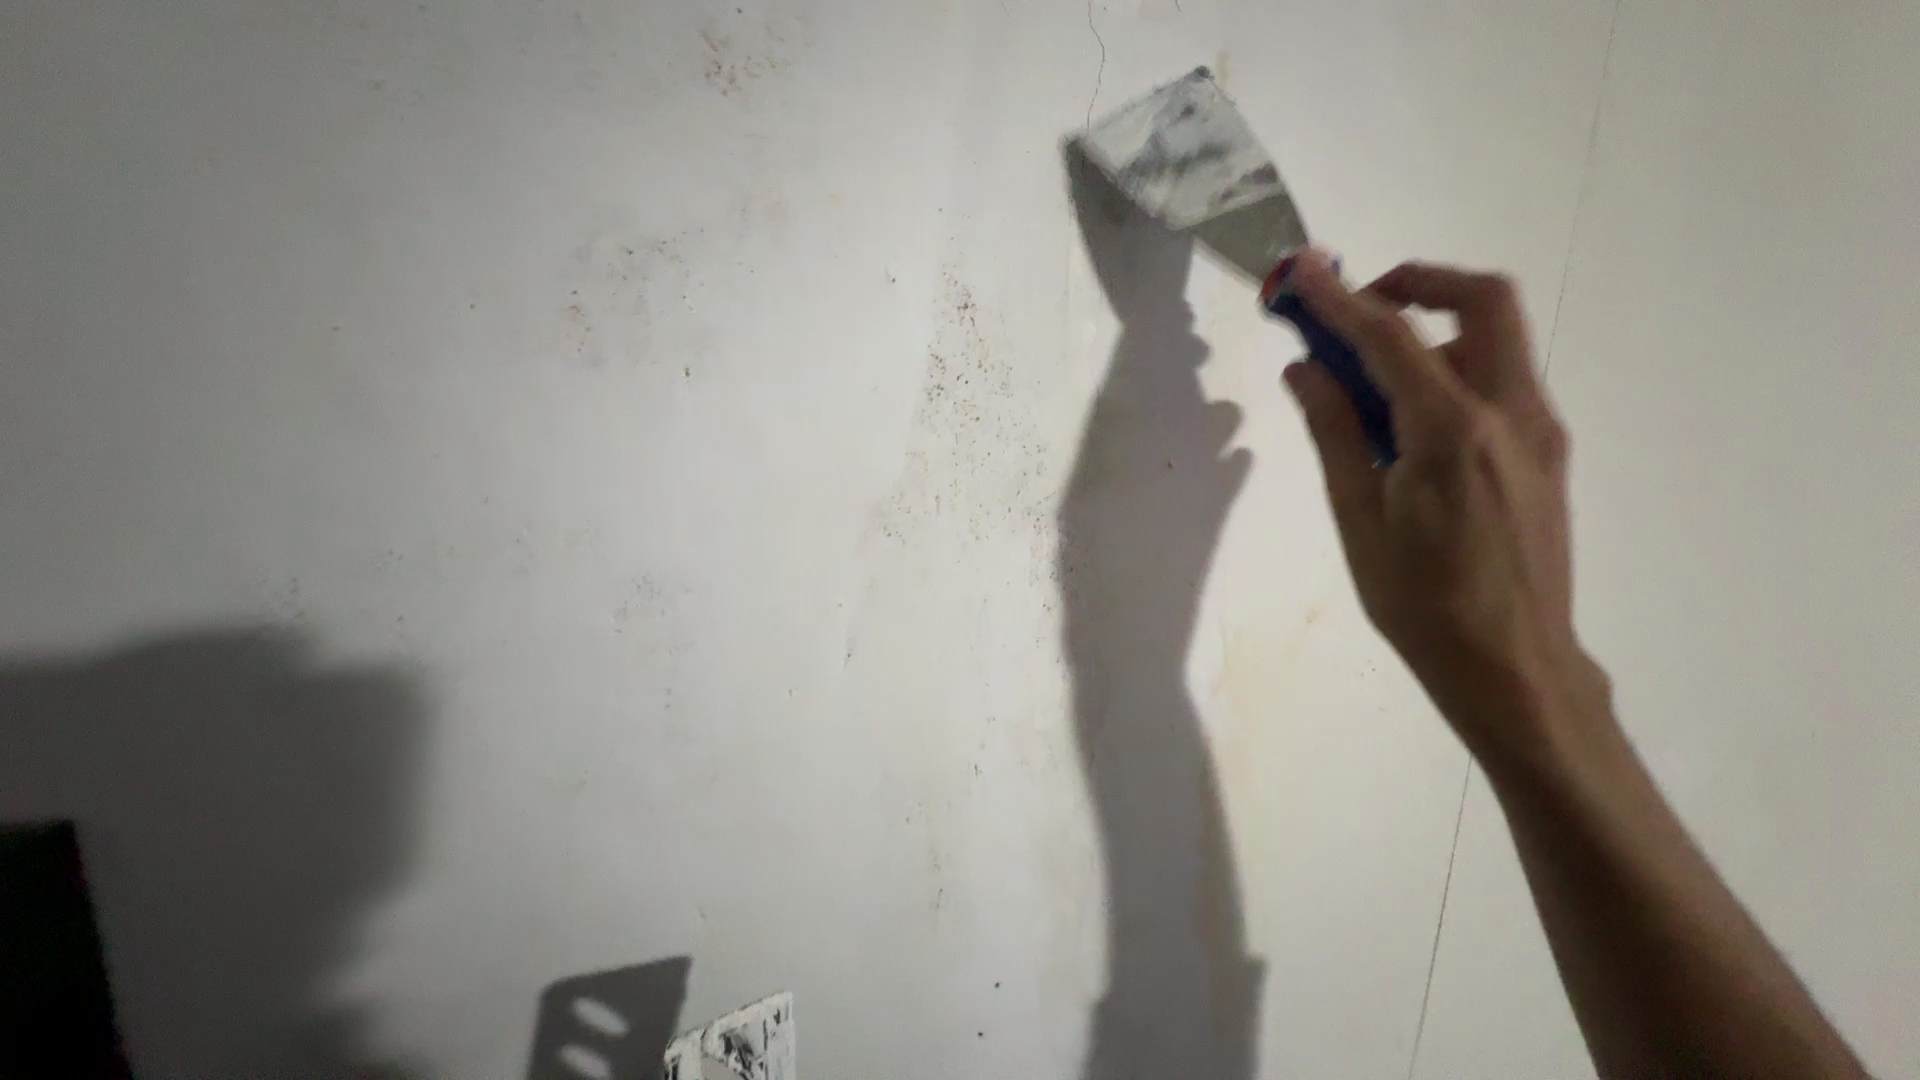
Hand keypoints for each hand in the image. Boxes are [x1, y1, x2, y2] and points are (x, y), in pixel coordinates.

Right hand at [1283, 250, 1602, 760]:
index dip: (1341, 298)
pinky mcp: (1547, 453)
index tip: (1303, 270)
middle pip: (1483, 303)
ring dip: (1434, 330)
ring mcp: (1540, 431)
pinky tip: (1408, 422)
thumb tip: (1304, 370)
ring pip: (1497, 341)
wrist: (1511, 664)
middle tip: (1358, 307)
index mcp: (1452, 432)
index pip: (1391, 338)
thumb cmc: (1419, 601)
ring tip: (1370, 376)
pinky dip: (1451, 371)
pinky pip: (1500, 382)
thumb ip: (1333, 432)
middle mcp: (1511, 413)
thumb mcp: (1358, 518)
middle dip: (1417, 283)